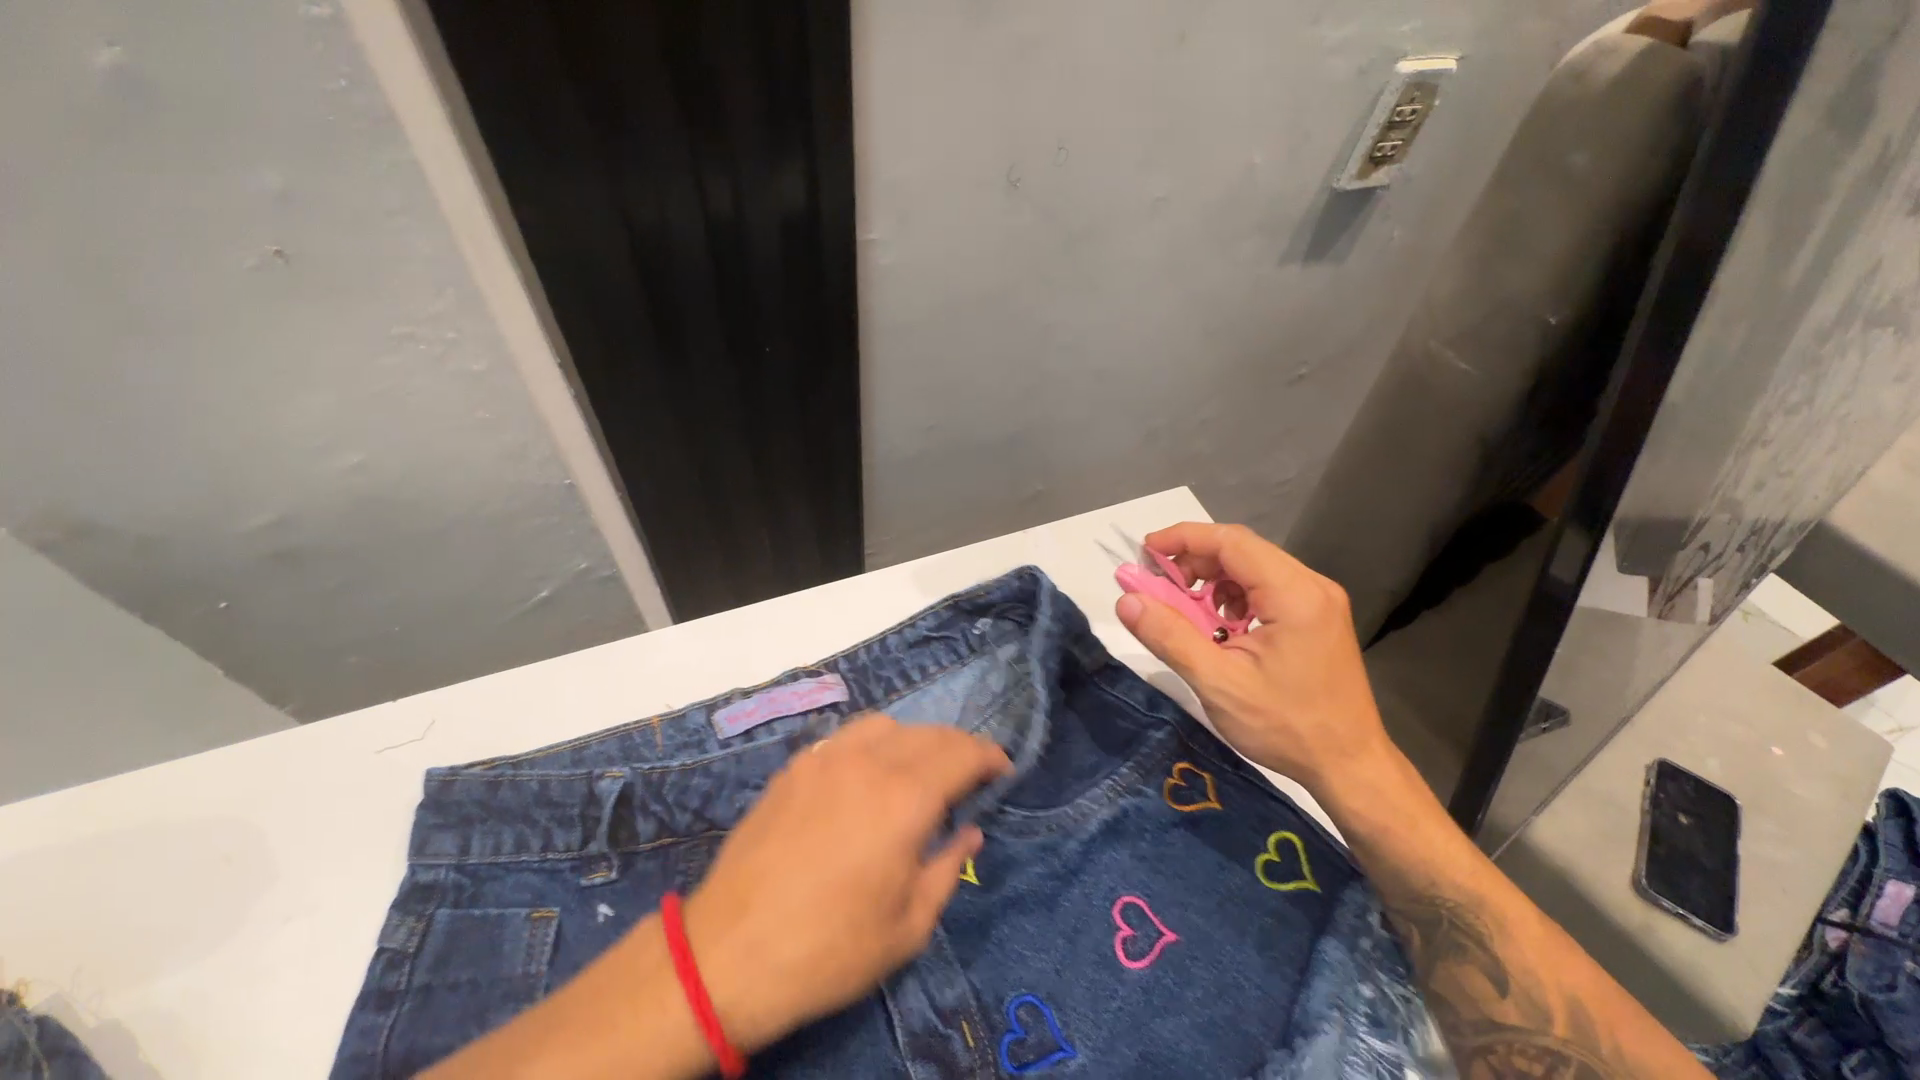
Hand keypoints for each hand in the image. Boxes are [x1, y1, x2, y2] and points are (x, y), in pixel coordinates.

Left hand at [682, 713, 1010, 1051]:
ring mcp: (824, 760)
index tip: (1003, 771)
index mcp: (905, 800)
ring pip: (885, 725)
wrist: (728, 955)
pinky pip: (846, 738)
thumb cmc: (829, 950)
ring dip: (915, 740)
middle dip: (959, 748)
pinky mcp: (792, 769)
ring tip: (920, 773)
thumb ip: (949, 868)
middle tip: (971, 776)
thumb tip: (970, 832)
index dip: (990, 757)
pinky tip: (868, 777)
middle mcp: (868, 764)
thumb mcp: (908, 927)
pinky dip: (873, 745)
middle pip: (929, 734)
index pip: (962, 754)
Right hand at [1116, 522, 1393, 792]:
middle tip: (1158, 586)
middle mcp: (1312, 586)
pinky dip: (1235, 596)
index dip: (1183, 539)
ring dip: (1214, 579)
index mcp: (1294, 594)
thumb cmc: (1285, 725)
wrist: (1348, 765)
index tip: (1144, 553)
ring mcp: (1319, 602)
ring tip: (1185, 609)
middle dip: (1195, 560)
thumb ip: (1170, 636)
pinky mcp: (1318, 619)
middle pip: (1243, 550)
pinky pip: (1268, 589)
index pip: (1231, 542)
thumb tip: (1126, 599)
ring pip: (1255, 568)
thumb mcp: (1218, 682)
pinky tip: (1219, 626)